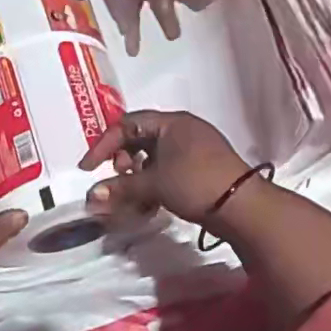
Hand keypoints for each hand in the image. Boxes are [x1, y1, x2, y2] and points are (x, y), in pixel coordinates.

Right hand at [79, 110, 249, 222]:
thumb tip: (91, 196)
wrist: (241, 206)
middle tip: (118, 179)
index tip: (89, 168)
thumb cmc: (195, 183)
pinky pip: (167, 170)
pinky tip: (149, 204)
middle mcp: (182, 131)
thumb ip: (120, 188)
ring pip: (153, 158)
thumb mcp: (153, 184)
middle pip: (139, 140)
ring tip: (132, 195)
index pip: (127, 124)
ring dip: (136, 177)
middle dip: (122, 161)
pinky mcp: (199, 169)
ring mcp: (193, 150)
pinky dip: (153, 184)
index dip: (103, 145)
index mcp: (171, 123)